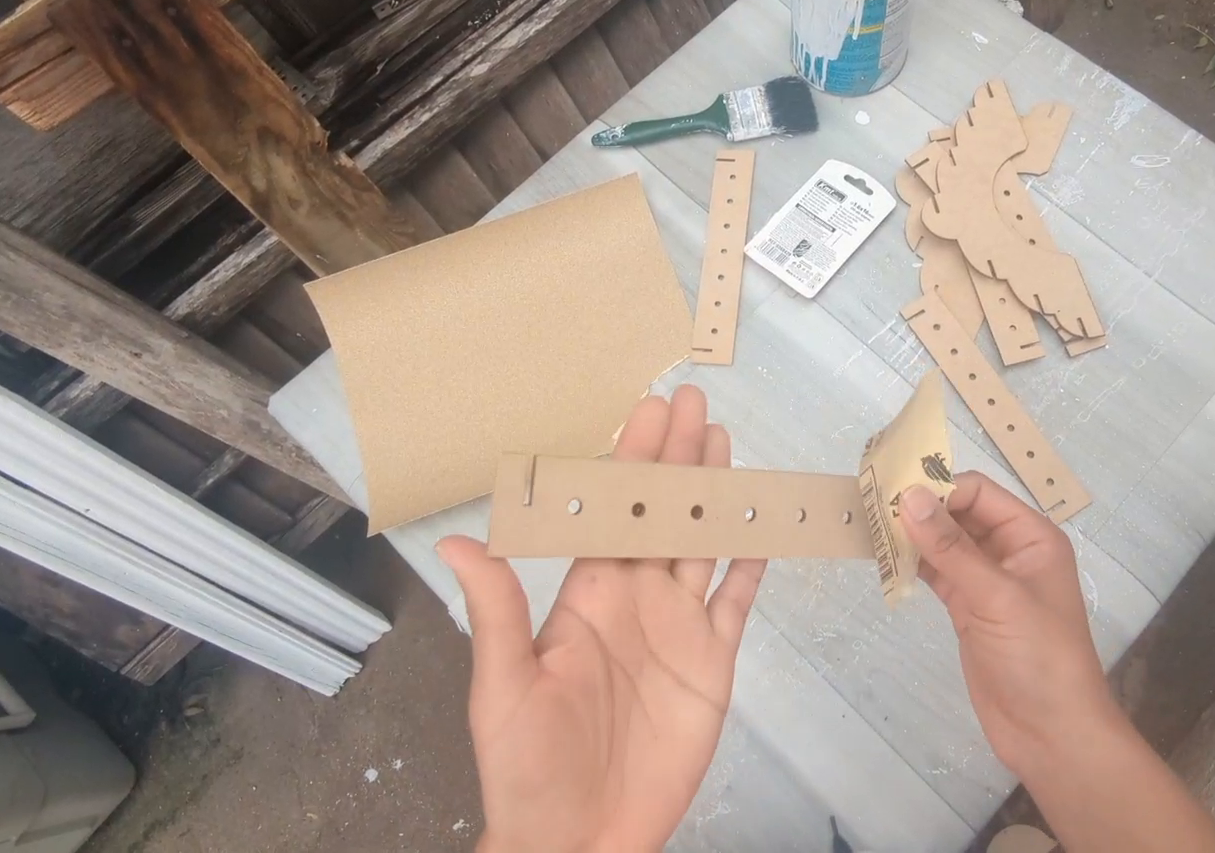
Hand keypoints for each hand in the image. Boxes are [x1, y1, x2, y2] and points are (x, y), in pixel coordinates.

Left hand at [438, 386, 765, 852]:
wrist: (582, 841)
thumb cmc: (532, 767)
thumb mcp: (505, 687)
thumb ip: (497, 610)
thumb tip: (456, 541)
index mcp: (590, 591)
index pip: (616, 510)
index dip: (633, 459)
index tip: (650, 412)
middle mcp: (638, 594)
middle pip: (665, 513)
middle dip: (680, 458)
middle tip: (698, 405)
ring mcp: (680, 624)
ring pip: (703, 543)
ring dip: (715, 496)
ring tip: (726, 446)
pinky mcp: (714, 659)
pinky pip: (737, 600)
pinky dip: (750, 563)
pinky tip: (759, 527)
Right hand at [897, 472, 1109, 779]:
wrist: (1052, 736)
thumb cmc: (1039, 657)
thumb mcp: (997, 596)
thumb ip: (951, 547)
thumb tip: (910, 497)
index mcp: (1030, 536)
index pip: (978, 494)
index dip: (939, 489)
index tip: (894, 494)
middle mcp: (1009, 550)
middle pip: (957, 514)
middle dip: (920, 510)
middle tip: (872, 505)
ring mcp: (986, 580)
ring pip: (943, 543)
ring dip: (911, 536)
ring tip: (871, 527)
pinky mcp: (967, 607)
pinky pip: (936, 572)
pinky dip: (911, 564)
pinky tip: (884, 559)